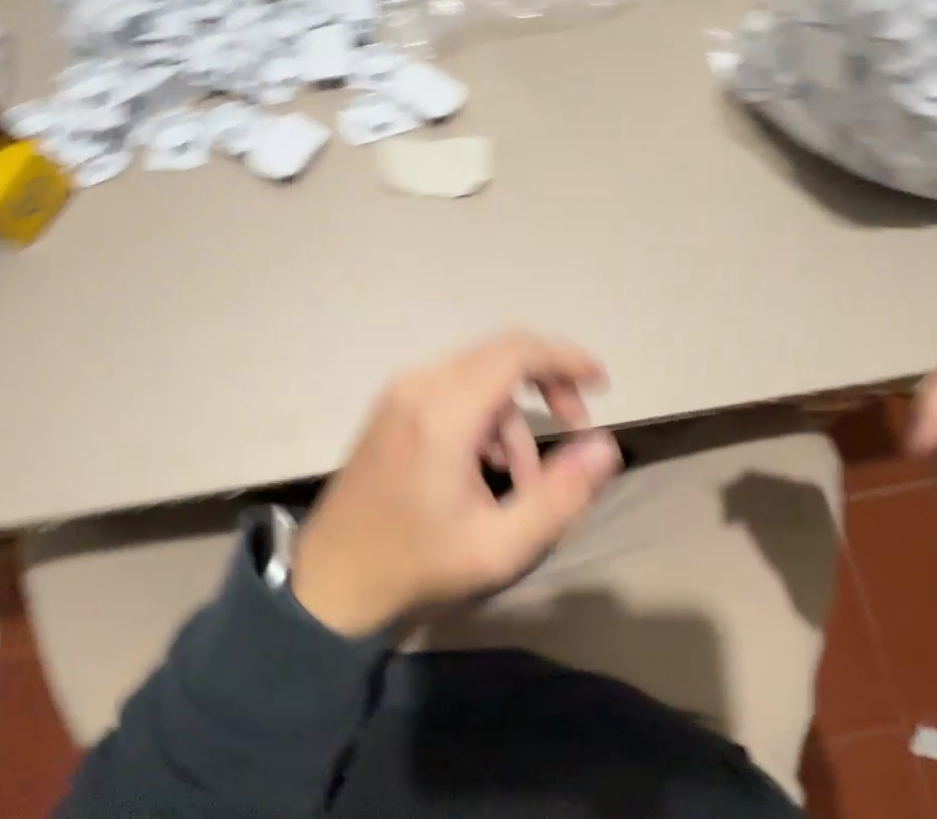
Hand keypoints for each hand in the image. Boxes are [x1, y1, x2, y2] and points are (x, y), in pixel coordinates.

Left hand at [291, 331, 622, 635]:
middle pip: (500, 356)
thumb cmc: (418, 564)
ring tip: (520, 483)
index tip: (602, 383)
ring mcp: (399, 394)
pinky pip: (453, 390)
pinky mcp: (391, 408)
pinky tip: (484, 470)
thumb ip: (560, 495)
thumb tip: (605, 446)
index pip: (516, 353)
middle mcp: (419, 386)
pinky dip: (483, 419)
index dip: (565, 359)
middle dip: (546, 387)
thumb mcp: (501, 545)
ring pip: (479, 377)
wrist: (331, 581)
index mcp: (443, 412)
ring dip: (512, 419)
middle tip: (575, 429)